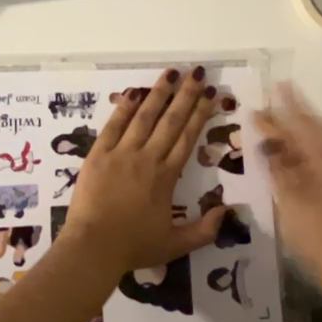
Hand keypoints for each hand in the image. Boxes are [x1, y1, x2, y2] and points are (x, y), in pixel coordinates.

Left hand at [62, 67, 225, 275]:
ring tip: (171, 73)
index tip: (211, 95)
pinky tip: (134, 92)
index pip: (188, 138)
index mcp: (167, 177)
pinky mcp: (98, 155)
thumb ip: (205, 230)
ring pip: (144, 117)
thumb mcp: (175, 245)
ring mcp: (121, 154)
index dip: (201, 114)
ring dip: (159, 94)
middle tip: (198, 74)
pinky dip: (124, 108)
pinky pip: (113, 126)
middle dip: (186, 95)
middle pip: (171, 121)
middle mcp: (147, 158)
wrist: (93, 248)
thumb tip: (229, 211)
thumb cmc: (134, 247)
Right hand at [253, 83, 321, 284]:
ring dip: (291, 136)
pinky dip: (296, 155)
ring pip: (309, 149)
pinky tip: (286, 161)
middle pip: (307, 134)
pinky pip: (310, 163)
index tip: (277, 84)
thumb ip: (278, 169)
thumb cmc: (320, 233)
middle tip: (267, 104)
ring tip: (273, 126)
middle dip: (288, 118)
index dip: (289, 104)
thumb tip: (266, 142)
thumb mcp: (292, 199)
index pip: (303, 123)